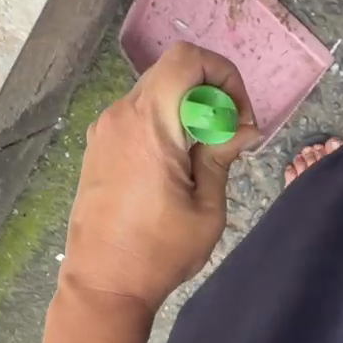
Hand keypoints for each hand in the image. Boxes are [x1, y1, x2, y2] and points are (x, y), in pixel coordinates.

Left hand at [60, 42, 262, 310]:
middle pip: (173, 73)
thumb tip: (243, 129)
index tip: (240, 119)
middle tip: (230, 140)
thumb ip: (222, 157)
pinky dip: (167, 128)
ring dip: (189, 115)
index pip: (188, 59)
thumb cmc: (160, 252)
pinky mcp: (99, 147)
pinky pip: (139, 118)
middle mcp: (121, 115)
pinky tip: (179, 170)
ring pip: (156, 96)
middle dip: (211, 97)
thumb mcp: (208, 209)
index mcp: (150, 124)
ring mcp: (105, 129)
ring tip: (207, 160)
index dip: (224, 76)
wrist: (104, 282)